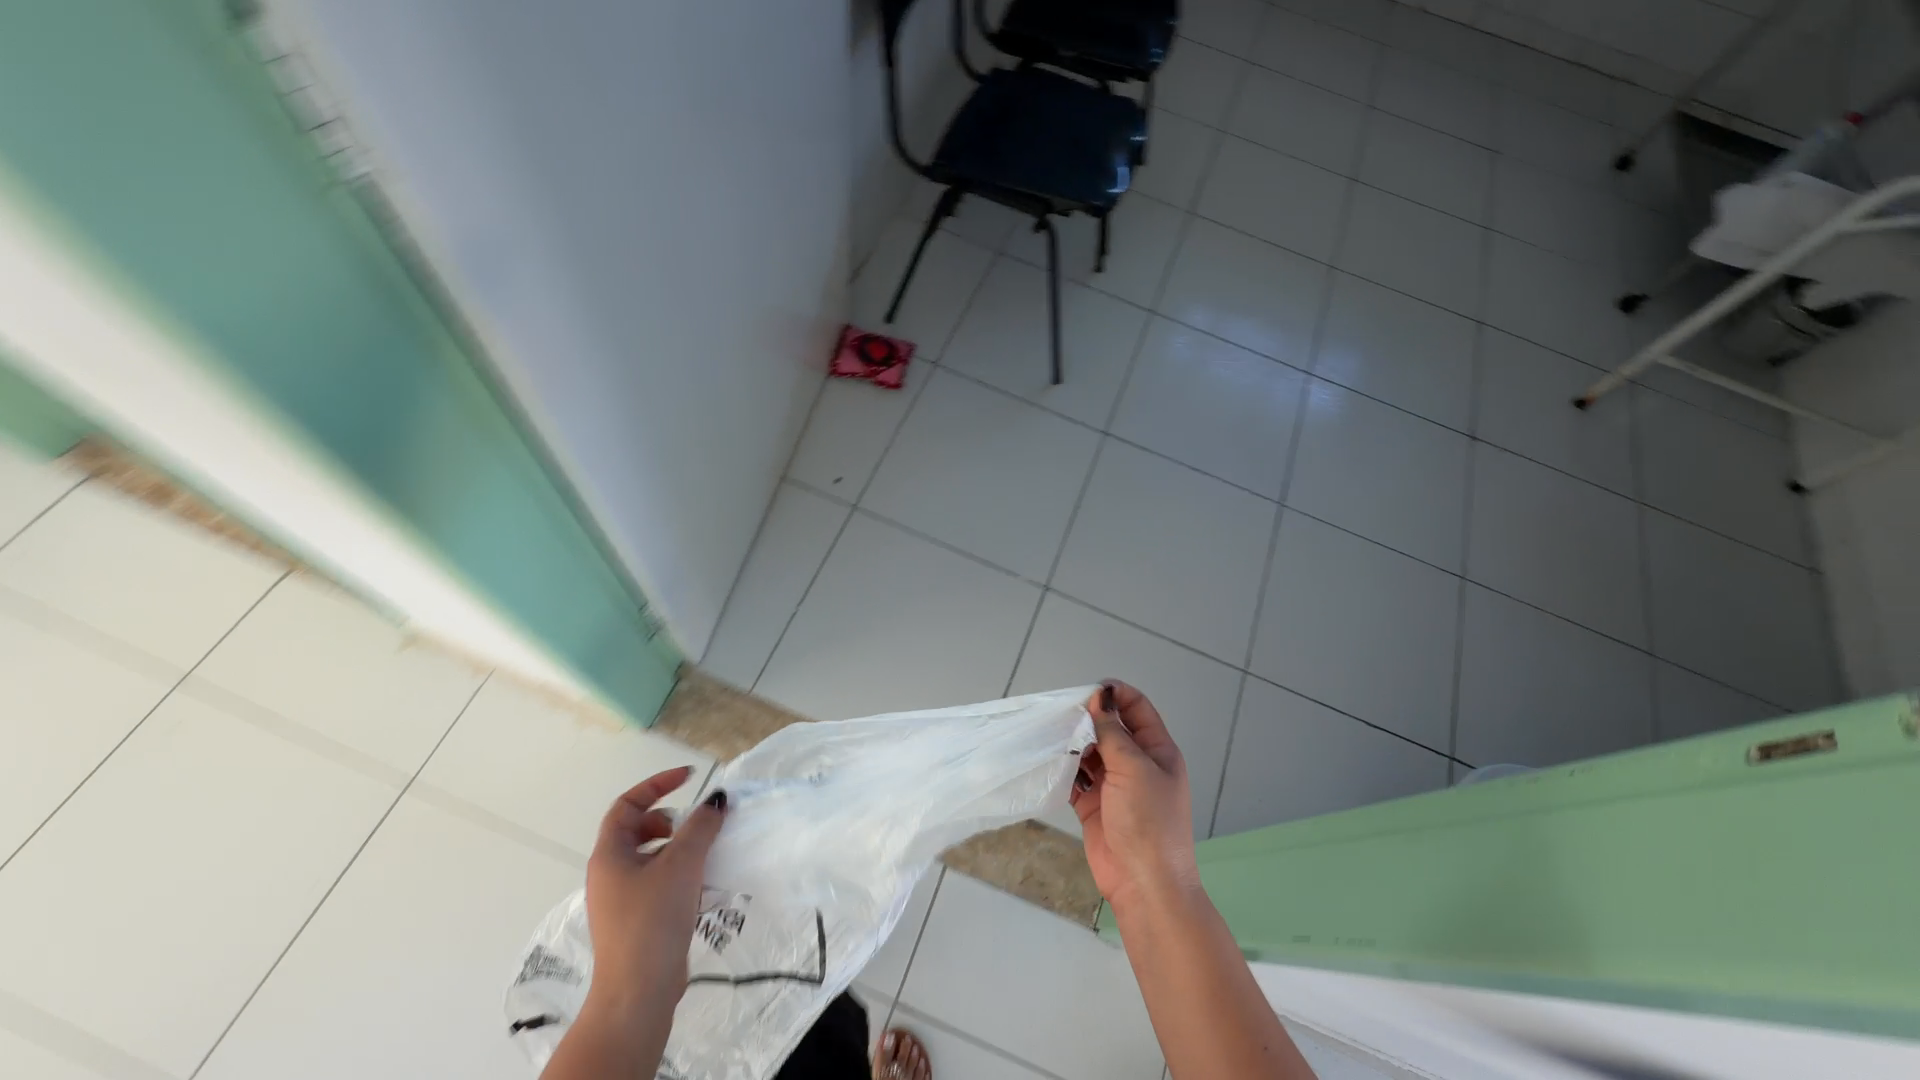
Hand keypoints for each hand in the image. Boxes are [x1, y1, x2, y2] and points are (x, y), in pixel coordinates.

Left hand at [582, 766, 726, 1010]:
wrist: (637, 992)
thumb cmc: (652, 920)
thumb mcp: (681, 866)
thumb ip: (700, 827)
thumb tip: (716, 800)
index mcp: (609, 854)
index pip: (628, 804)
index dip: (658, 784)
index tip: (690, 777)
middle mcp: (609, 873)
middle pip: (637, 830)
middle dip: (669, 820)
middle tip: (695, 826)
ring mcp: (620, 900)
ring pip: (649, 858)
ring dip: (677, 849)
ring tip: (703, 856)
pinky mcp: (635, 922)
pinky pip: (657, 883)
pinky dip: (678, 875)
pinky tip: (700, 889)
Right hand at [1071, 681, 1200, 912]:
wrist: (1145, 883)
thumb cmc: (1148, 821)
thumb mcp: (1133, 768)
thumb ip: (1112, 732)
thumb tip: (1100, 696)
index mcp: (1157, 750)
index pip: (1137, 709)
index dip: (1116, 695)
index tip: (1087, 691)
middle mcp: (1137, 764)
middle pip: (1110, 729)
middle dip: (1088, 718)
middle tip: (1060, 713)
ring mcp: (1114, 786)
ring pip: (1090, 753)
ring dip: (1073, 744)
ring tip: (1050, 735)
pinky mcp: (1093, 806)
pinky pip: (1076, 779)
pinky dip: (1063, 770)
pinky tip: (1047, 761)